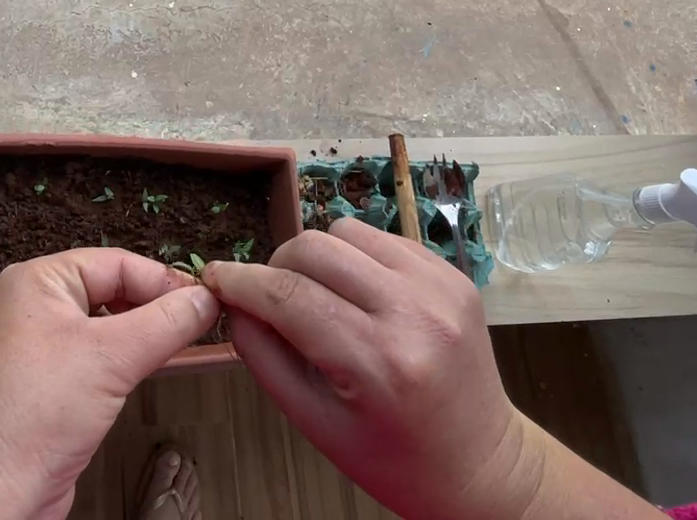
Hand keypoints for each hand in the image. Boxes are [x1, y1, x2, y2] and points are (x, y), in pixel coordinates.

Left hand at [0, 248, 220, 519]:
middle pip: (112, 287)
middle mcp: (36, 302)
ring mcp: (41, 341)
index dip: (161, 280)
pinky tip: (150, 363)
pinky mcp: (50, 377)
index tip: (206, 299)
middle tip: (200, 320)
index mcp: (39, 279)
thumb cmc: (40, 412)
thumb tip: (207, 298)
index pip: (114, 263)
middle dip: (154, 304)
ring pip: (108, 321)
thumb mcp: (112, 357)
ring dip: (144, 330)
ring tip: (182, 339)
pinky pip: (98, 350)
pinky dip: (127, 354)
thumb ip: (166, 322)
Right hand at [205, 219, 565, 519]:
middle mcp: (413, 312)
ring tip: (322, 297)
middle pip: (312, 247)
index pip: (287, 295)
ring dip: (317, 257)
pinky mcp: (451, 273)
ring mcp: (439, 285)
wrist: (482, 465)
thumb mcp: (312, 423)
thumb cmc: (391, 458)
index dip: (240, 280)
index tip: (213, 277)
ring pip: (343, 230)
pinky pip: (378, 237)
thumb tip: (232, 299)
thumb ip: (262, 354)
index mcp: (377, 362)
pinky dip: (354, 257)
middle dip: (277, 267)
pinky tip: (360, 294)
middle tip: (273, 299)